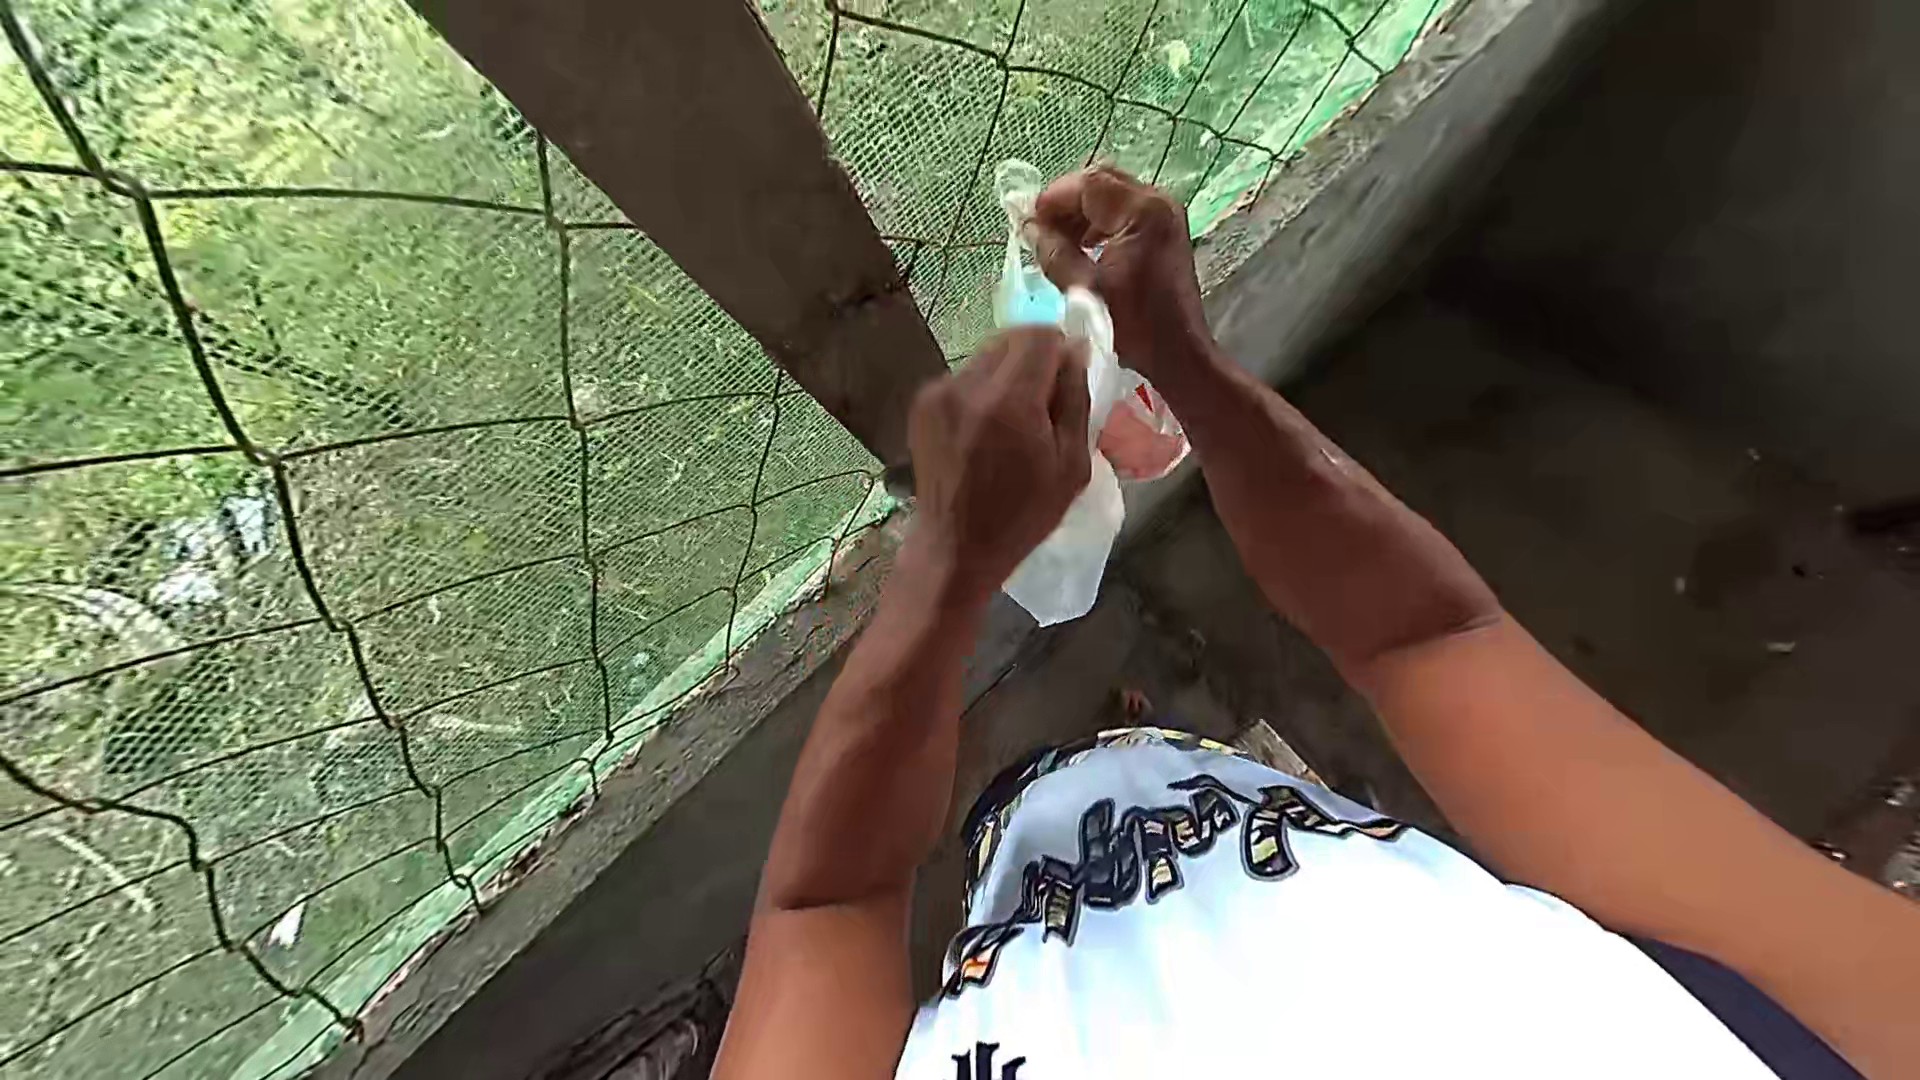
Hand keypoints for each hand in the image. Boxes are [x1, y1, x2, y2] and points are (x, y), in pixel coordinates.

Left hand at [907, 326, 1091, 601]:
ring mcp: (938, 393)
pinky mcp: (921, 404)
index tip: (1065, 381)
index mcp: (1009, 402)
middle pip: (1010, 337)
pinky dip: (981, 390)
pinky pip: (964, 376)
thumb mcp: (1071, 466)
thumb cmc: (1022, 516)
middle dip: (1034, 359)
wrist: (955, 548)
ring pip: (986, 355)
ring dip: (1007, 374)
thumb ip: (1075, 399)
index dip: (1059, 350)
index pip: (1039, 334)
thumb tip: (1075, 349)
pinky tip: (984, 430)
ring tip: (1011, 422)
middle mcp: (966, 386)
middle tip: (1042, 404)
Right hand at [1030, 165, 1213, 385]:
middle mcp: (1158, 202)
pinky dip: (1100, 222)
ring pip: (1113, 195)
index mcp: (1141, 213)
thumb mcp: (1086, 291)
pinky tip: (1082, 247)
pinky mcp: (1166, 230)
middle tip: (1041, 229)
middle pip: (1102, 182)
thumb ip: (1054, 254)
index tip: (1028, 220)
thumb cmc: (1134, 325)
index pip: (1088, 184)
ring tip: (1058, 241)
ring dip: (1082, 213)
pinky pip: (1126, 212)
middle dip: (1067, 202)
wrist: (1178, 351)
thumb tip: (1029, 229)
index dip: (1053, 198)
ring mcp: (1166, 214)